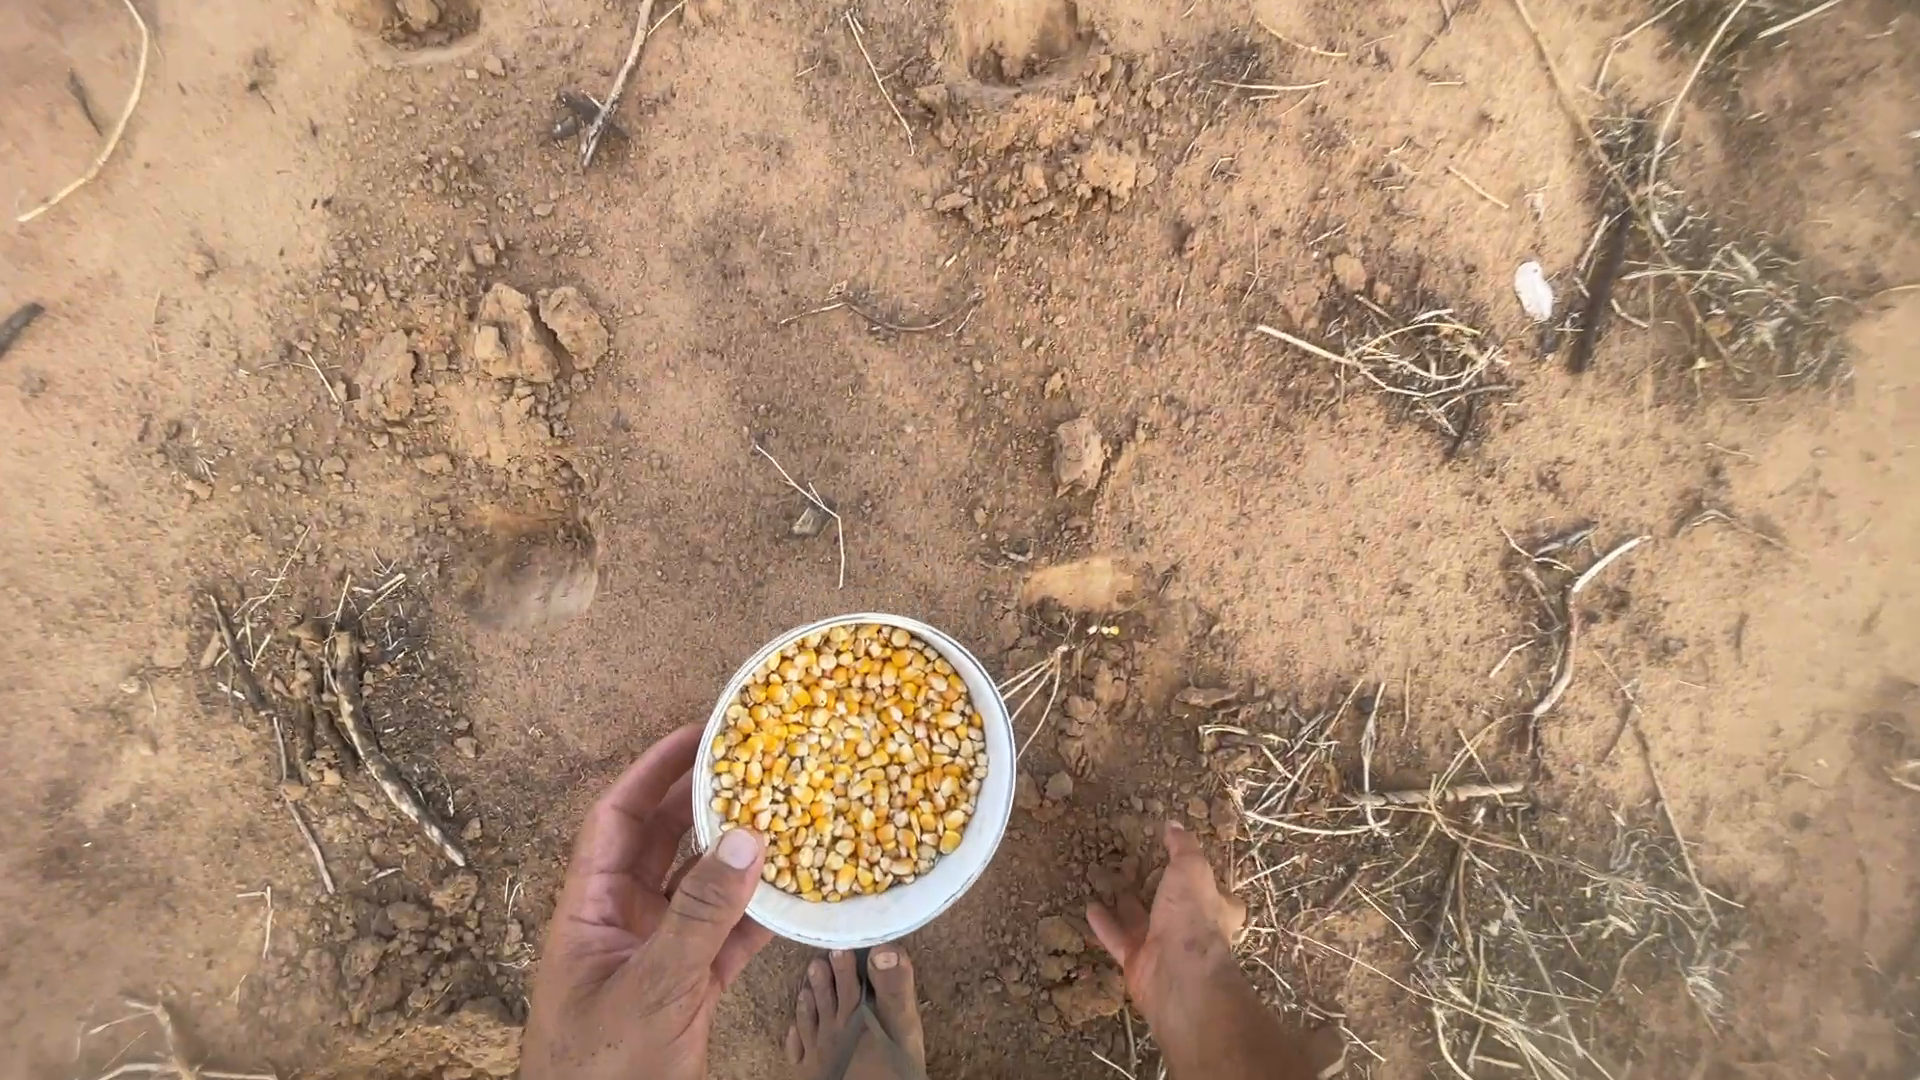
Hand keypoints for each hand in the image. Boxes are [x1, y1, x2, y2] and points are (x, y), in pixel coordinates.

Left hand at [523, 725, 772, 1079]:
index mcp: (589, 910)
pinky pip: (730, 930)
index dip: (654, 770)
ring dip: (739, 852)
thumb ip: (700, 914)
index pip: (617, 818)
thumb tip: (749, 835)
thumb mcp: (651, 988)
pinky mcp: (692, 982)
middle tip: (755, 759)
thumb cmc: (602, 1074)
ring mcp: (660, 950)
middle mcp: (624, 919)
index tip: (700, 732)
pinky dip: (759, 910)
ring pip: (702, 882)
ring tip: (783, 807)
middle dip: (706, 799)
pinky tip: (796, 887)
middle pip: (666, 840)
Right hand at [1086, 821, 1245, 1022]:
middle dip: (1159, 892)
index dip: (1204, 879)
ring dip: (1127, 905)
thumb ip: (1182, 846)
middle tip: (1138, 869)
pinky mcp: (1138, 963)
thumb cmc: (1193, 917)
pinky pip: (1118, 939)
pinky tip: (1089, 906)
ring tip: (1108, 881)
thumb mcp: (1192, 869)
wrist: (1179, 976)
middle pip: (1176, 908)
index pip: (1216, 893)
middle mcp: (1192, 931)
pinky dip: (1105, 924)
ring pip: (1143, 922)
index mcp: (1215, 910)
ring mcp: (1164, 948)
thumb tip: (1173, 824)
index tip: (1186, 862)